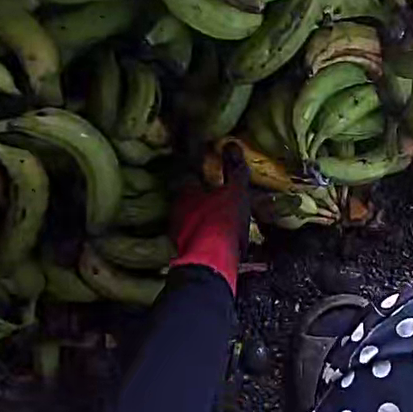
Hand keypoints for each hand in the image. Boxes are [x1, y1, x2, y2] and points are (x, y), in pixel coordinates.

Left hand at [169, 142, 249, 291]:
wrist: (211, 267)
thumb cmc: (221, 223)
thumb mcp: (235, 193)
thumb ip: (235, 170)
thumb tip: (232, 144)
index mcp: (184, 193)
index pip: (185, 174)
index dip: (197, 170)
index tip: (207, 167)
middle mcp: (177, 212)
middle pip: (187, 198)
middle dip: (200, 195)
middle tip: (216, 191)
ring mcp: (179, 234)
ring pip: (190, 218)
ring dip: (203, 215)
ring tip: (220, 213)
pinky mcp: (187, 252)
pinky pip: (197, 236)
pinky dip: (206, 233)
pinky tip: (219, 235)